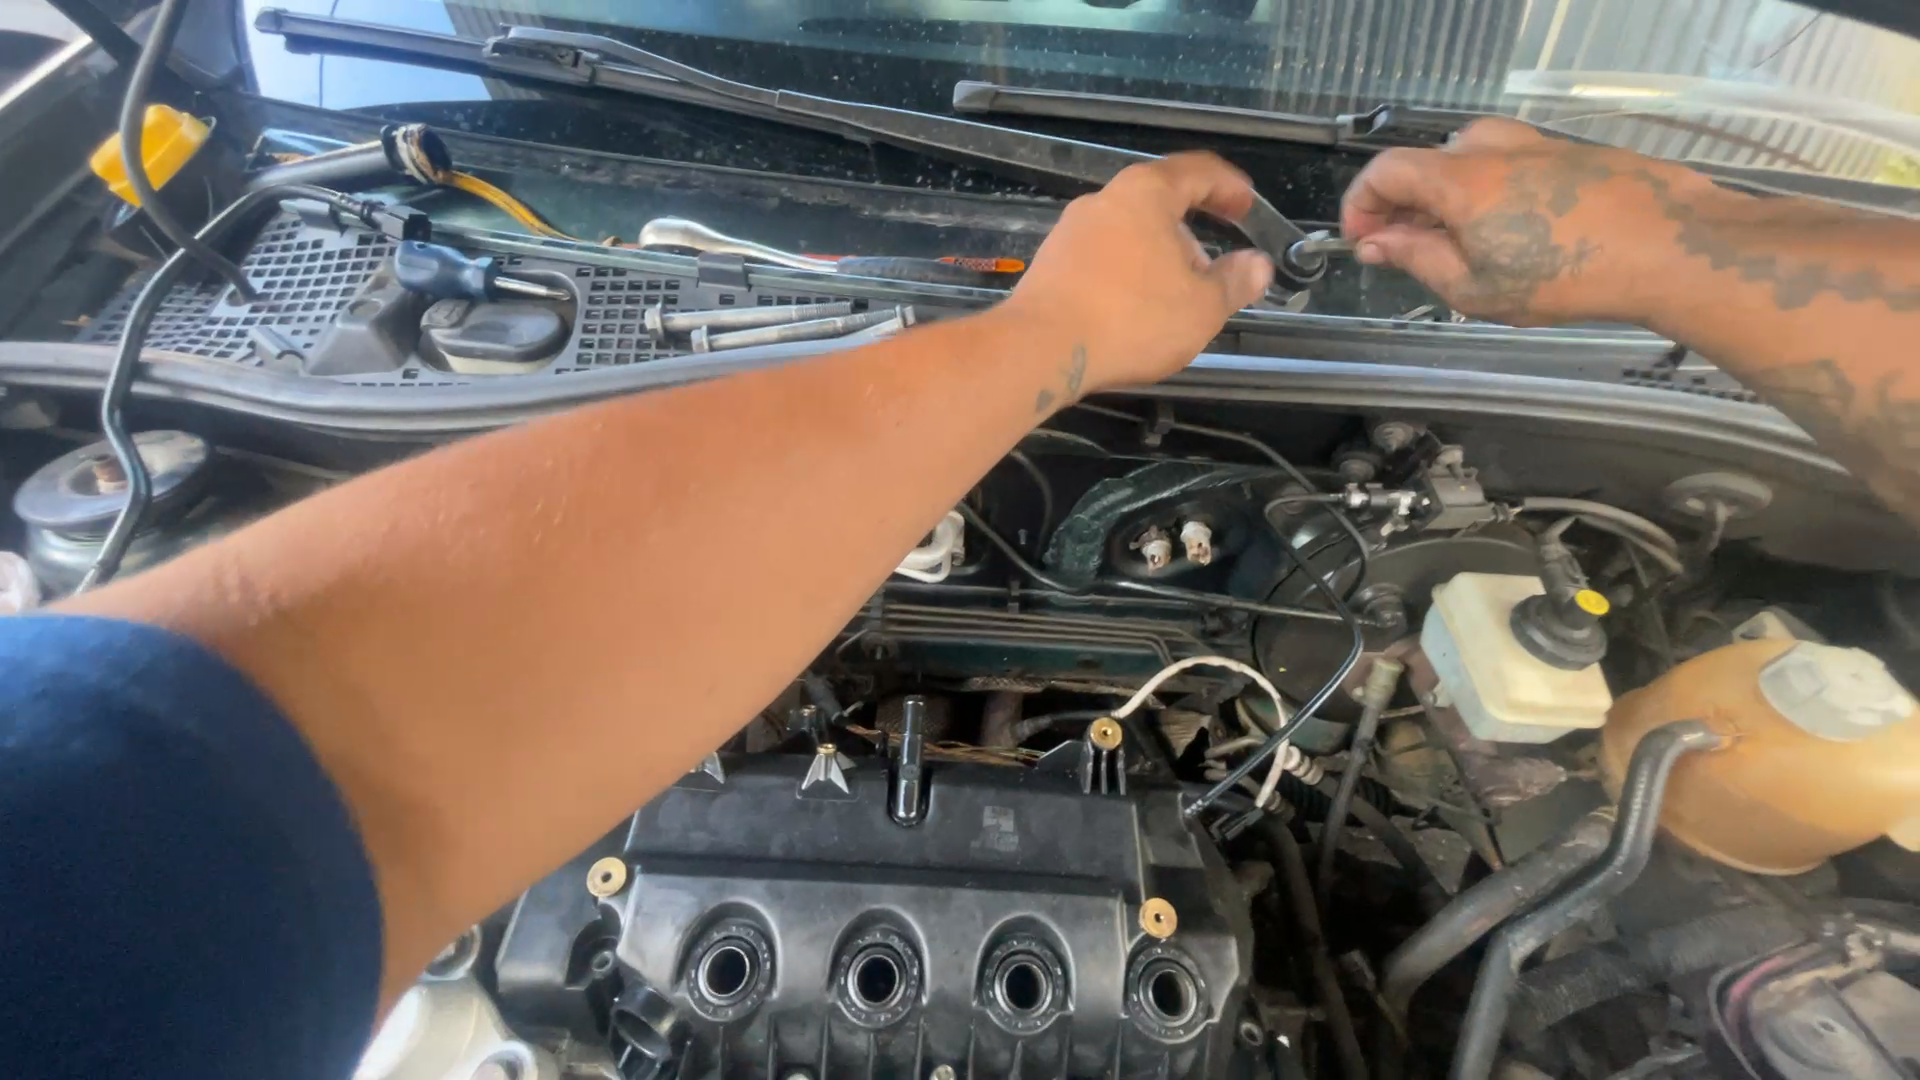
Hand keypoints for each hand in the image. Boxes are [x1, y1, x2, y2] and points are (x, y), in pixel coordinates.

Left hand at [999, 153, 1274, 402]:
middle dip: (1188, 237)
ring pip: (1125, 237)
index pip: (1198, 172)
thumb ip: (1234, 283)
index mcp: (1146, 193)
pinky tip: (1126, 315)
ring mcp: (1068, 233)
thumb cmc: (1131, 320)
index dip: (1229, 187)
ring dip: (1153, 262)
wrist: (1041, 350)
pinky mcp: (1046, 268)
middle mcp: (1102, 201)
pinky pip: (1097, 264)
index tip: (1246, 207)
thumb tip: (1257, 265)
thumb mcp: (1201, 308)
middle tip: (1208, 275)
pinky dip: (1121, 279)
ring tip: (1168, 302)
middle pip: (1157, 206)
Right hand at [1340, 117, 1721, 325]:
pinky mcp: (1569, 152)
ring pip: (1464, 156)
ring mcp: (1537, 144)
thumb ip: (1414, 257)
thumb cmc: (1565, 277)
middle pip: (1422, 163)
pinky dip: (1482, 188)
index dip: (1359, 205)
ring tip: (1450, 237)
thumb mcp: (1471, 286)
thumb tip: (1374, 243)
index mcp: (1463, 182)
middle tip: (1400, 248)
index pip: (1385, 171)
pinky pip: (1505, 160)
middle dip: (1398, 205)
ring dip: (1440, 194)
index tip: (1360, 240)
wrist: (1673, 249)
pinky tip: (1500, 228)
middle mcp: (1495, 150)